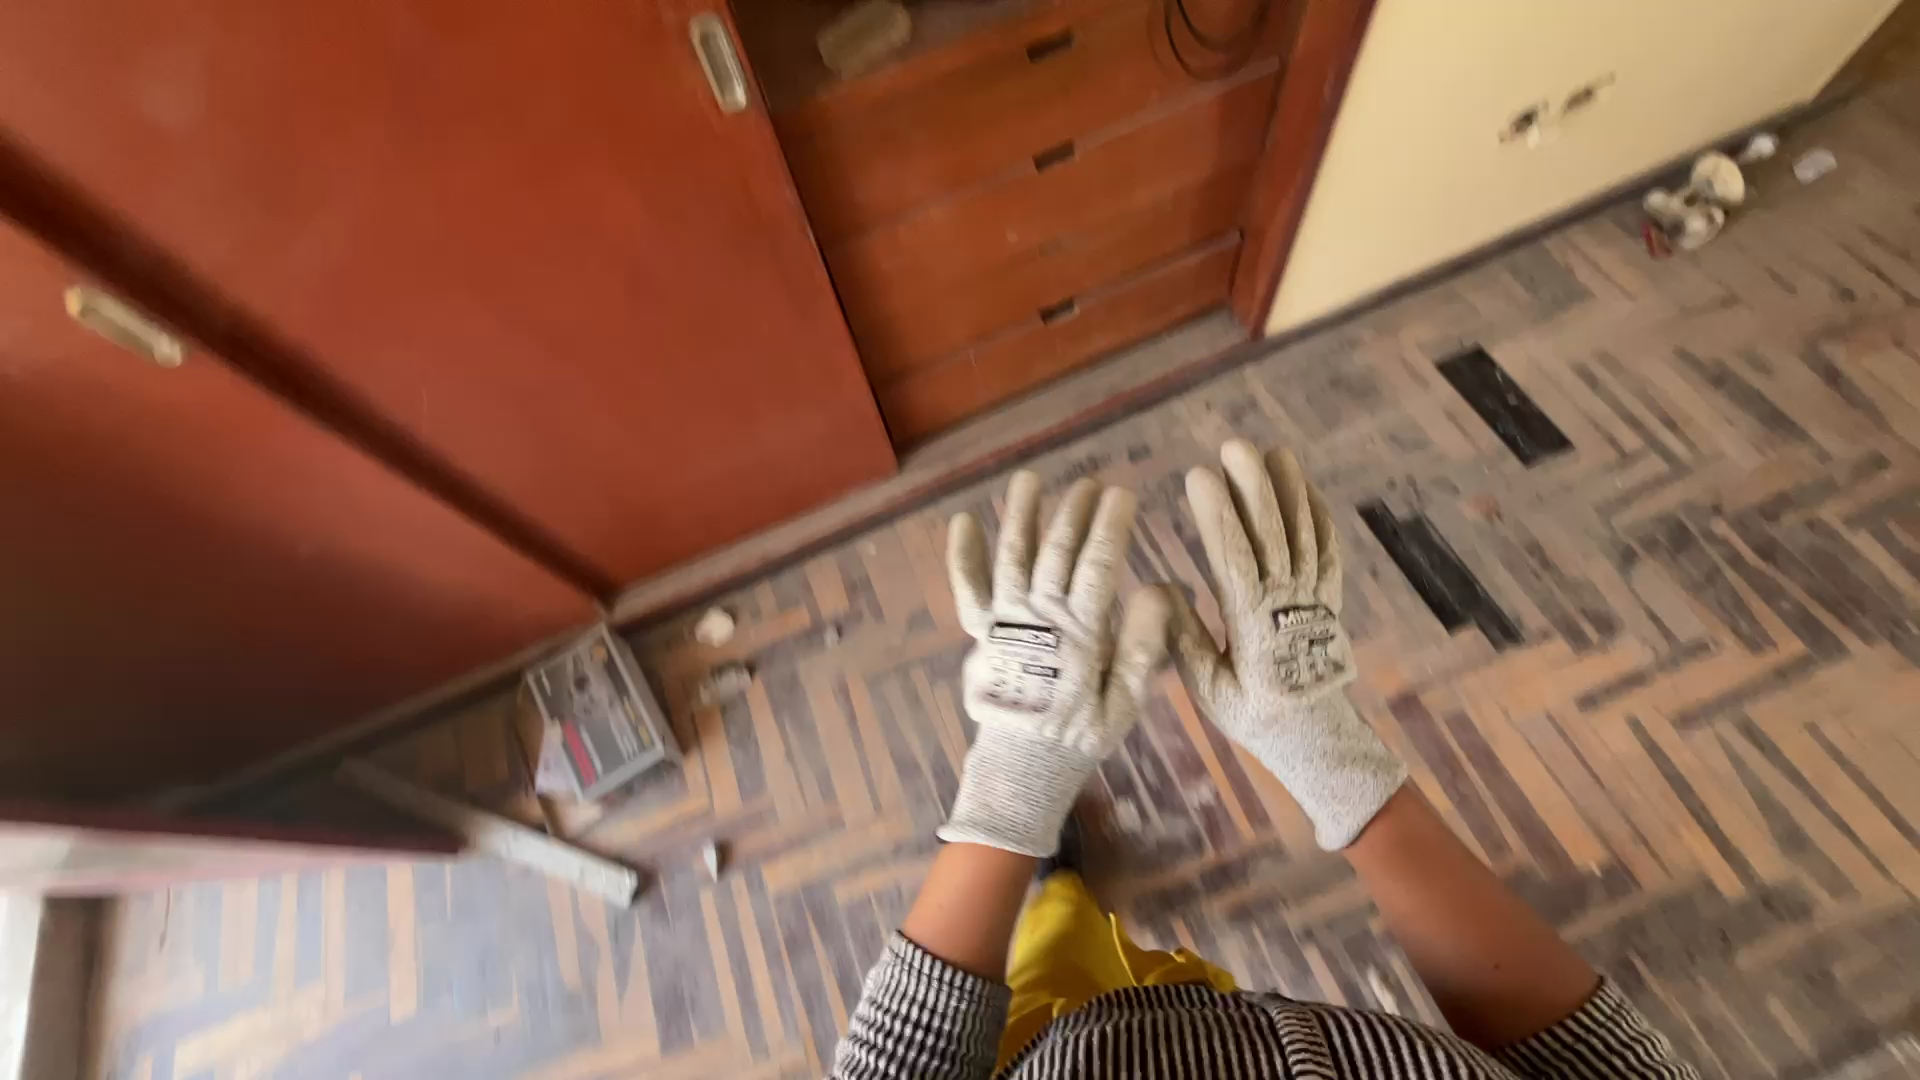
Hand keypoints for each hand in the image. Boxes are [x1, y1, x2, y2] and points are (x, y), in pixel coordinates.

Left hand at [939, 470, 1168, 856]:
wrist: (1021, 763)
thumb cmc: (1079, 732)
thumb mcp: (1126, 703)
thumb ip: (1144, 648)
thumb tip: (1161, 589)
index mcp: (1082, 636)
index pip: (1099, 568)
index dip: (1110, 528)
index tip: (1122, 495)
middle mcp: (1040, 620)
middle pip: (1056, 554)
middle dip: (1073, 514)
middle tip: (1089, 483)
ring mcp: (1004, 623)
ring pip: (1012, 560)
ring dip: (1020, 518)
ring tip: (1030, 481)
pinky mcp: (978, 632)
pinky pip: (967, 589)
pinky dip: (963, 556)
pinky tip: (964, 521)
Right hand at [1173, 439, 1405, 849]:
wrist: (1317, 737)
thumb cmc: (1252, 715)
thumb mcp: (1208, 689)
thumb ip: (1184, 638)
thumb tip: (1162, 587)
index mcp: (1252, 625)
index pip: (1233, 559)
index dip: (1217, 516)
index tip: (1199, 476)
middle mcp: (1286, 603)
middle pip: (1272, 536)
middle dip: (1253, 487)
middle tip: (1235, 446)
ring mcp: (1313, 598)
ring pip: (1304, 536)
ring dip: (1289, 491)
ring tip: (1274, 452)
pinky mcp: (1328, 599)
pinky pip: (1328, 551)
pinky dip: (1319, 517)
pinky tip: (1308, 490)